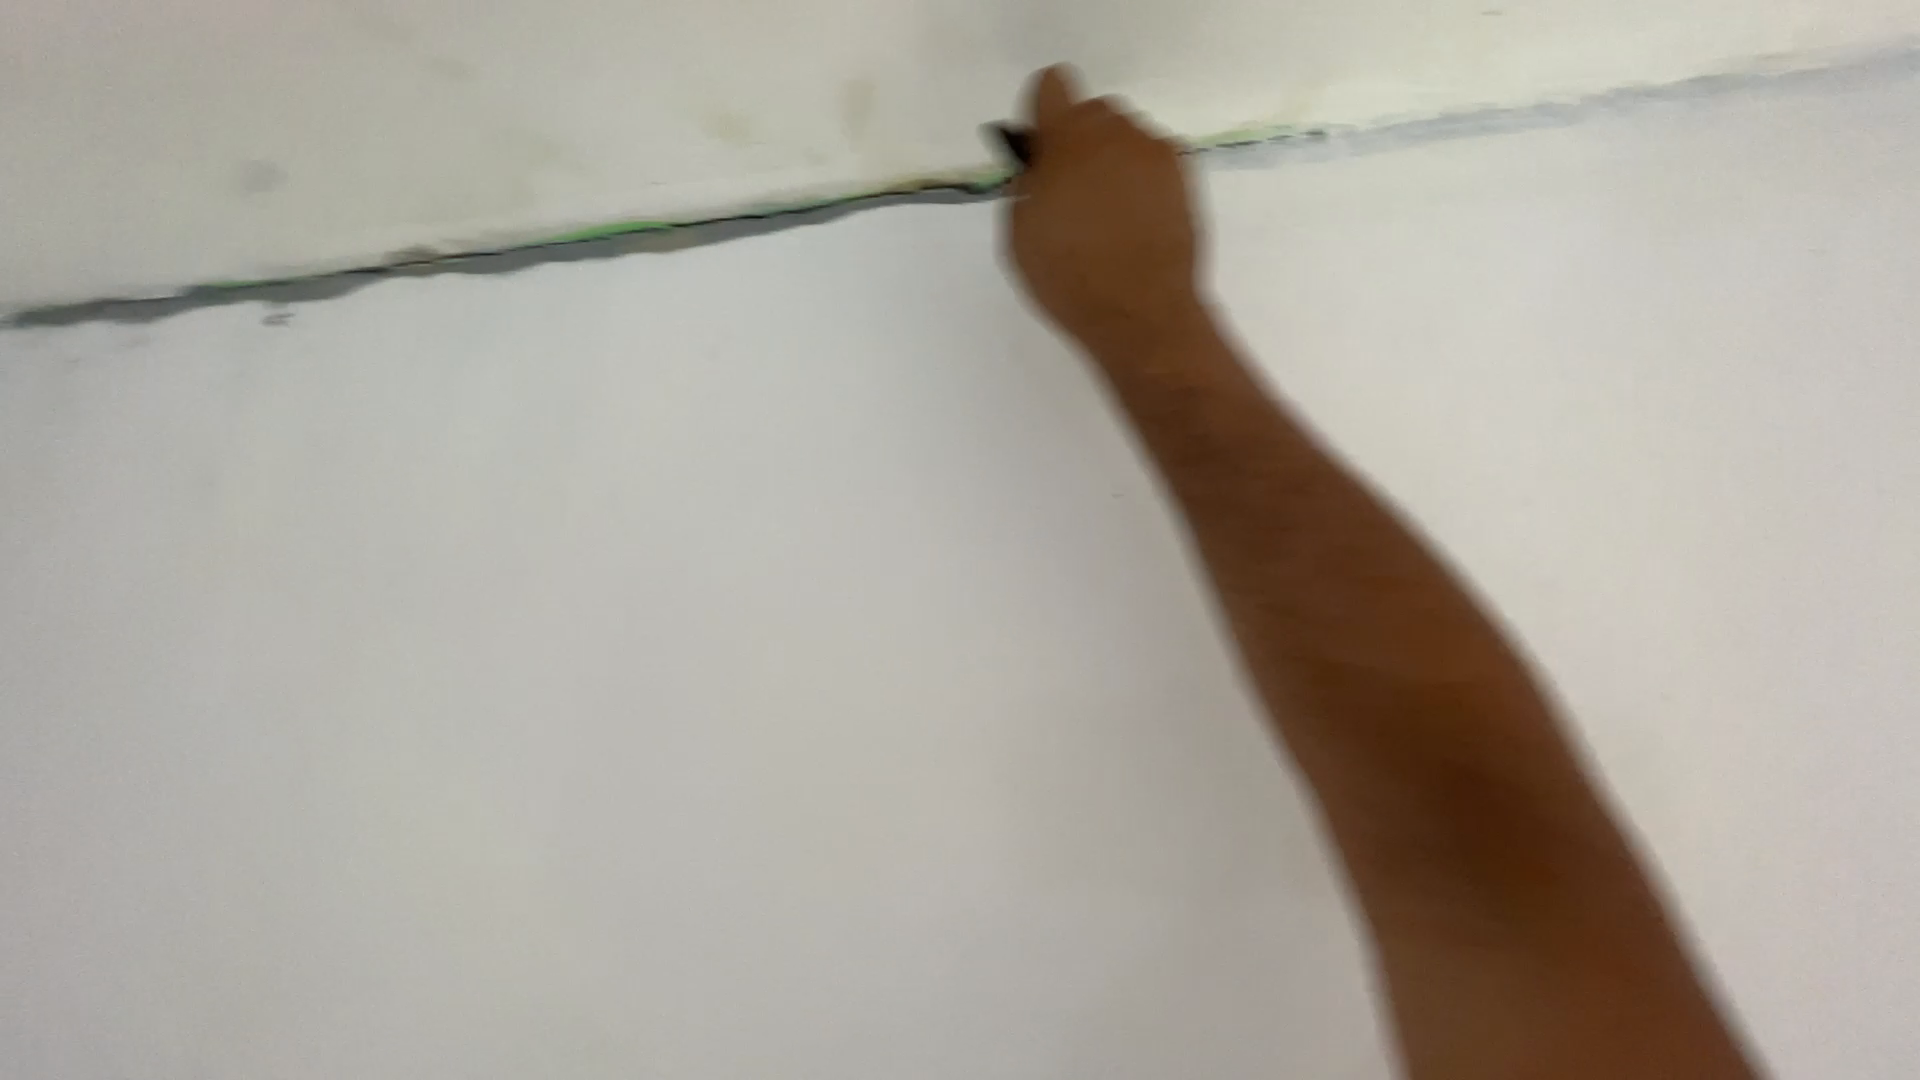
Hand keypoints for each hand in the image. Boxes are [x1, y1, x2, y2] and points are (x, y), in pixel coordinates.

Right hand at [1006, 66, 1203, 353]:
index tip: (1044, 158)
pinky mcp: (1185, 177)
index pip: (1052, 86)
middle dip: (1081, 145)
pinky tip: (1136, 228)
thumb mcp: (1020, 236)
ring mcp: (1156, 152)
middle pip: (1093, 114)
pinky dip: (1141, 186)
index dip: (1044, 119)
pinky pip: (1153, 165)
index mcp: (1067, 140)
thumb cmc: (1069, 280)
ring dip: (1113, 165)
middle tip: (1076, 199)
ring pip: (1126, 140)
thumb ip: (1027, 185)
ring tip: (1110, 221)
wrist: (1142, 314)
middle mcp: (1116, 131)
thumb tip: (1041, 165)